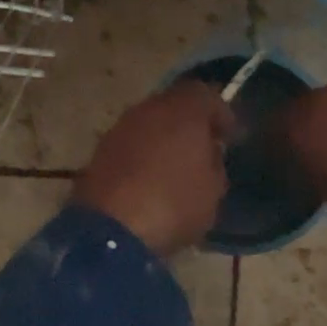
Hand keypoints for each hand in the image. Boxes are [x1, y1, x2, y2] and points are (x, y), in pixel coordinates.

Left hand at [71, 81, 235, 255]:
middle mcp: (147, 109)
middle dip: (189, 125)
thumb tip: (207, 153)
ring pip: (148, 125)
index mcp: (183, 111)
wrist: (111, 230)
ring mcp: (118, 129)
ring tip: (174, 169)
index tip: (229, 137)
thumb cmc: (174, 205)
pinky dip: (141, 157)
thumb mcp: (214, 190)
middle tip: (202, 150)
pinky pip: (130, 147)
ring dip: (162, 141)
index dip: (221, 114)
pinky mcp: (98, 153)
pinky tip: (148, 181)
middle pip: (173, 106)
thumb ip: (215, 163)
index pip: (206, 95)